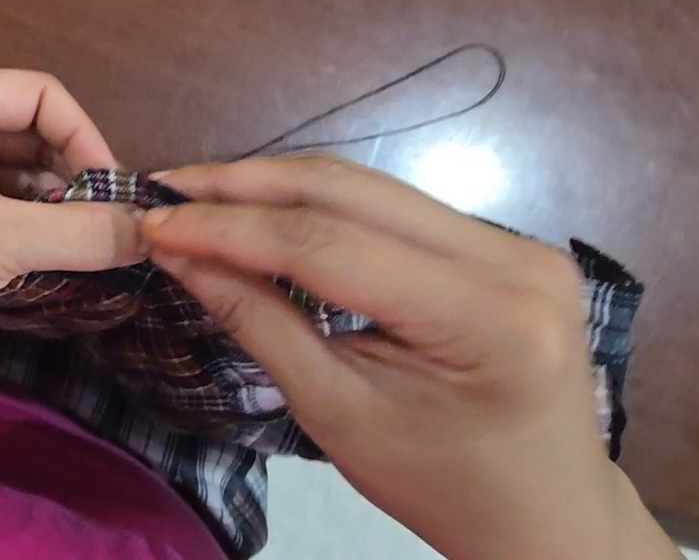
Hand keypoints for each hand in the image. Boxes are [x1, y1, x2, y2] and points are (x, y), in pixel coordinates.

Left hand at [0, 70, 147, 358]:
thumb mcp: (1, 240)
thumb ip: (83, 232)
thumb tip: (153, 230)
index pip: (39, 93)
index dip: (84, 136)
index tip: (114, 192)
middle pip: (34, 129)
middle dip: (72, 173)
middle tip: (107, 223)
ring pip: (24, 167)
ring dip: (57, 201)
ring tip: (87, 242)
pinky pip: (7, 197)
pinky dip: (37, 220)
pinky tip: (59, 251)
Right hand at [147, 156, 673, 559]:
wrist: (547, 517)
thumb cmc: (436, 481)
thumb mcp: (329, 408)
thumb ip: (250, 317)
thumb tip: (169, 249)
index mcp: (483, 319)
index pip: (323, 243)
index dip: (224, 227)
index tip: (151, 223)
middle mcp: (509, 258)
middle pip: (339, 190)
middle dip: (235, 185)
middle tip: (162, 191)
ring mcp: (507, 240)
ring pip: (352, 181)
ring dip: (261, 182)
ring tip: (192, 194)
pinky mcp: (488, 237)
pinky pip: (371, 197)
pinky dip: (297, 196)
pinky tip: (250, 204)